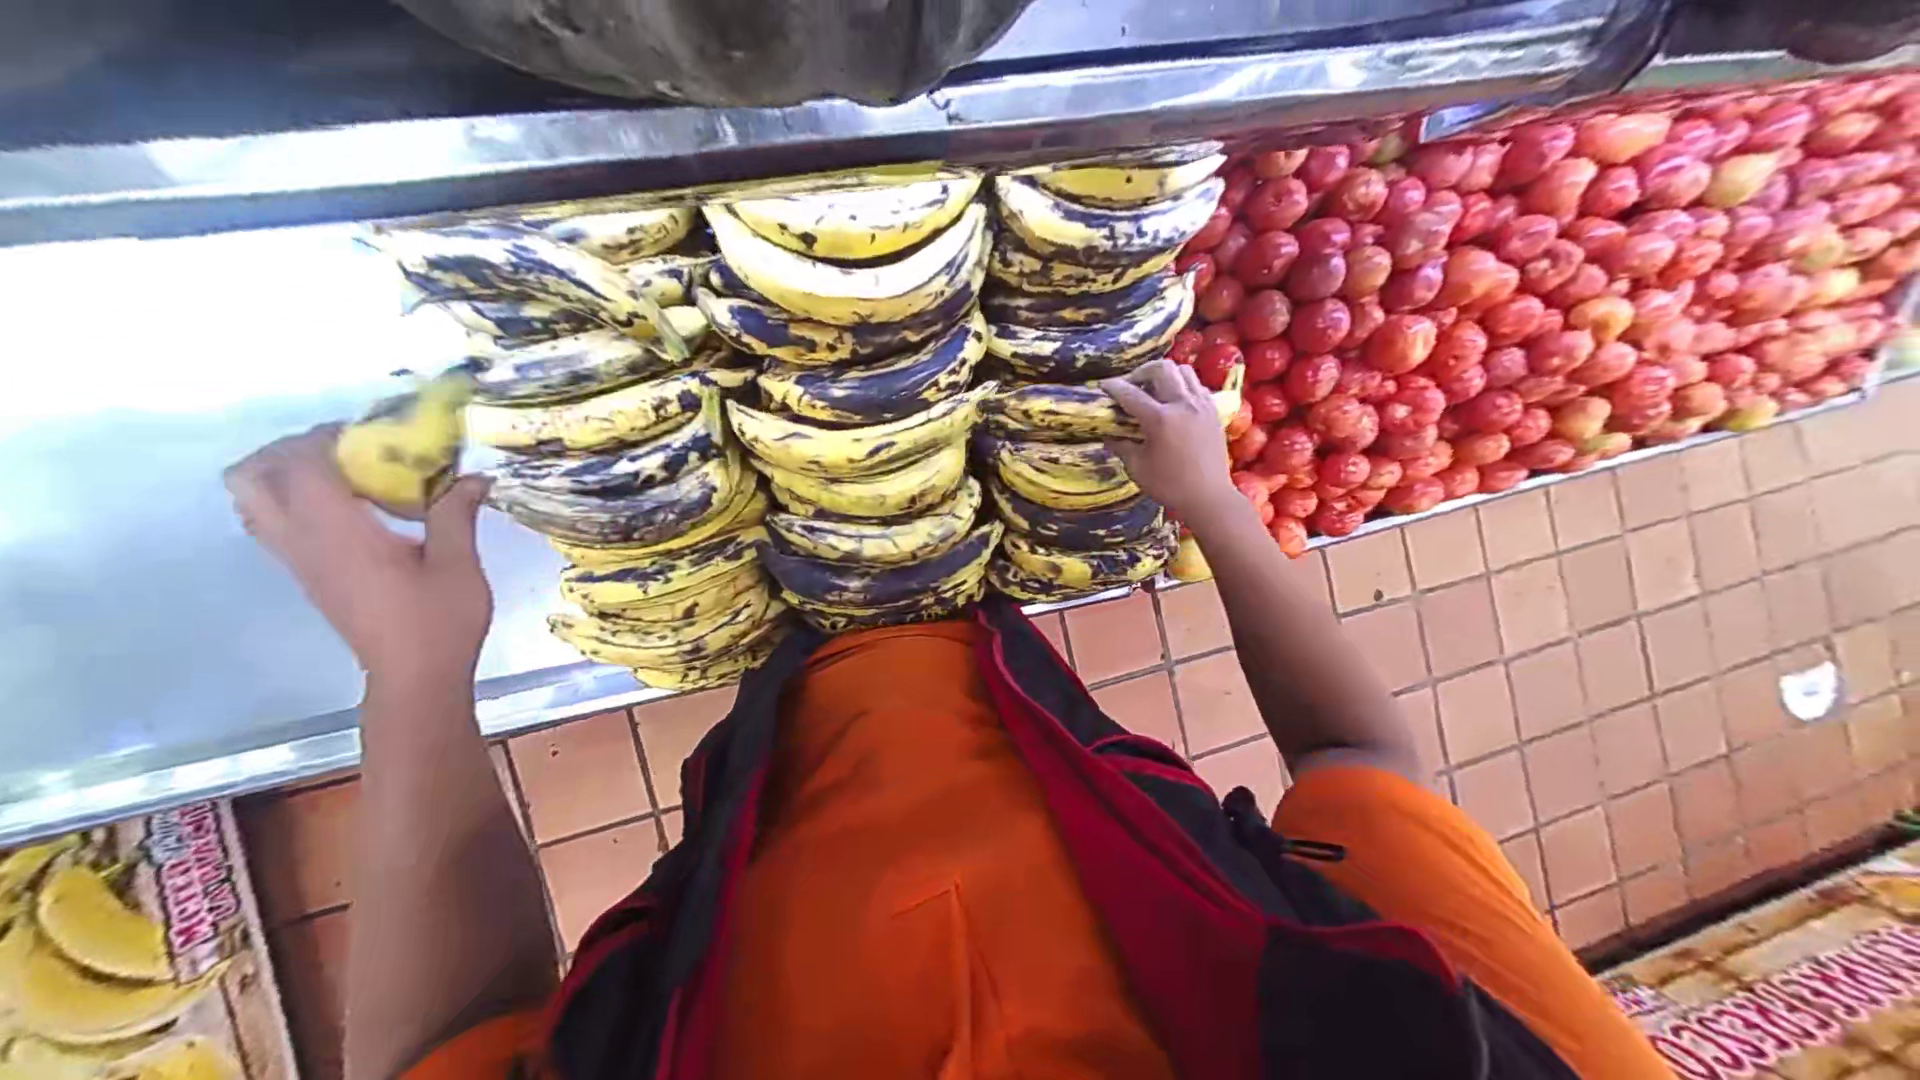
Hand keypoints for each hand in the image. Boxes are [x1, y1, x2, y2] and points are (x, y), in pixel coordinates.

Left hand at [225, 425, 492, 685]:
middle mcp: (302, 541)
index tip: (377, 431)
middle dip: (292, 448)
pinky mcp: (305, 573)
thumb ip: (455, 513)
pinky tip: (348, 506)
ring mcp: (297, 559)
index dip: (332, 436)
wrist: (414, 674)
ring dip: (284, 472)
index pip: (305, 464)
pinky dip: (293, 497)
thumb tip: (474, 477)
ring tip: (344, 471)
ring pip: (251, 498)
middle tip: (349, 447)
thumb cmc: (440, 620)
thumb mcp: (458, 563)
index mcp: (338, 533)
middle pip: (252, 475)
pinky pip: (270, 519)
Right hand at [1100, 359, 1240, 527]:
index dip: (1113, 387)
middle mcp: (1182, 404)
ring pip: (1183, 370)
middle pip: (1161, 368)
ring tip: (1154, 389)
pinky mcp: (1213, 411)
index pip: (1130, 393)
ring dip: (1165, 375)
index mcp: (1160, 419)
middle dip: (1141, 372)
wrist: (1209, 497)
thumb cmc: (1169, 485)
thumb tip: (1108, 434)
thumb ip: (1121, 445)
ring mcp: (1201, 405)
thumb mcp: (1137, 467)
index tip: (1102, 386)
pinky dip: (1183, 385)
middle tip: (1131, 385)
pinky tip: (1174, 402)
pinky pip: (1197, 385)